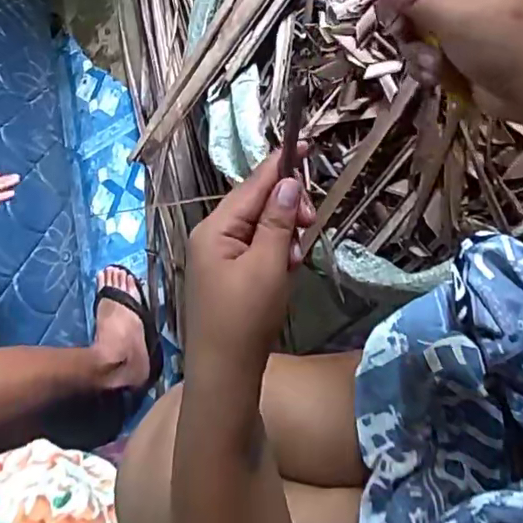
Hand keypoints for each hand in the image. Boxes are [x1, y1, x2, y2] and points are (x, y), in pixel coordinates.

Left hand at [185, 150, 316, 376]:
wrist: (225, 377)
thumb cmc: (245, 318)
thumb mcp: (268, 265)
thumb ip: (278, 220)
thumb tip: (288, 182)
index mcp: (215, 228)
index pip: (252, 185)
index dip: (280, 165)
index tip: (305, 145)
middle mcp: (212, 235)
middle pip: (257, 204)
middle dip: (286, 210)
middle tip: (310, 226)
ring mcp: (219, 256)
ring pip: (260, 227)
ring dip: (283, 235)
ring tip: (294, 260)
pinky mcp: (229, 274)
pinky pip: (257, 249)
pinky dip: (276, 253)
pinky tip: (286, 269)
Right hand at [372, 0, 522, 117]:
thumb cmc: (503, 46)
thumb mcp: (455, 17)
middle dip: (399, 13)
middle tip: (400, 26)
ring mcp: (450, 26)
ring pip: (408, 27)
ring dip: (415, 47)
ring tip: (434, 61)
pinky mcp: (448, 54)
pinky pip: (418, 53)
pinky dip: (425, 65)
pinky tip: (439, 74)